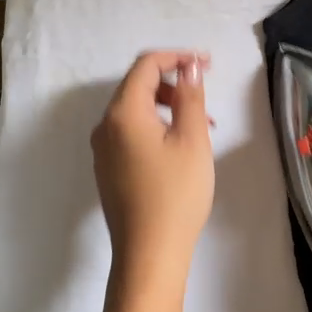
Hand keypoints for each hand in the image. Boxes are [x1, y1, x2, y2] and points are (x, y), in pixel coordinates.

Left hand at [90, 51, 214, 276]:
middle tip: (208, 99)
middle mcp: (105, 126)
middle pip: (138, 86)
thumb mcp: (192, 139)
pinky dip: (157, 128)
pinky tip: (180, 149)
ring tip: (202, 128)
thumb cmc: (176, 193)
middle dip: (174, 84)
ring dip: (169, 108)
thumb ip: (190, 96)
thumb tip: (188, 67)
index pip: (146, 65)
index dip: (178, 57)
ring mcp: (103, 150)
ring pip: (136, 111)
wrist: (149, 254)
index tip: (207, 64)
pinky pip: (131, 133)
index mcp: (123, 112)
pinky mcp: (108, 170)